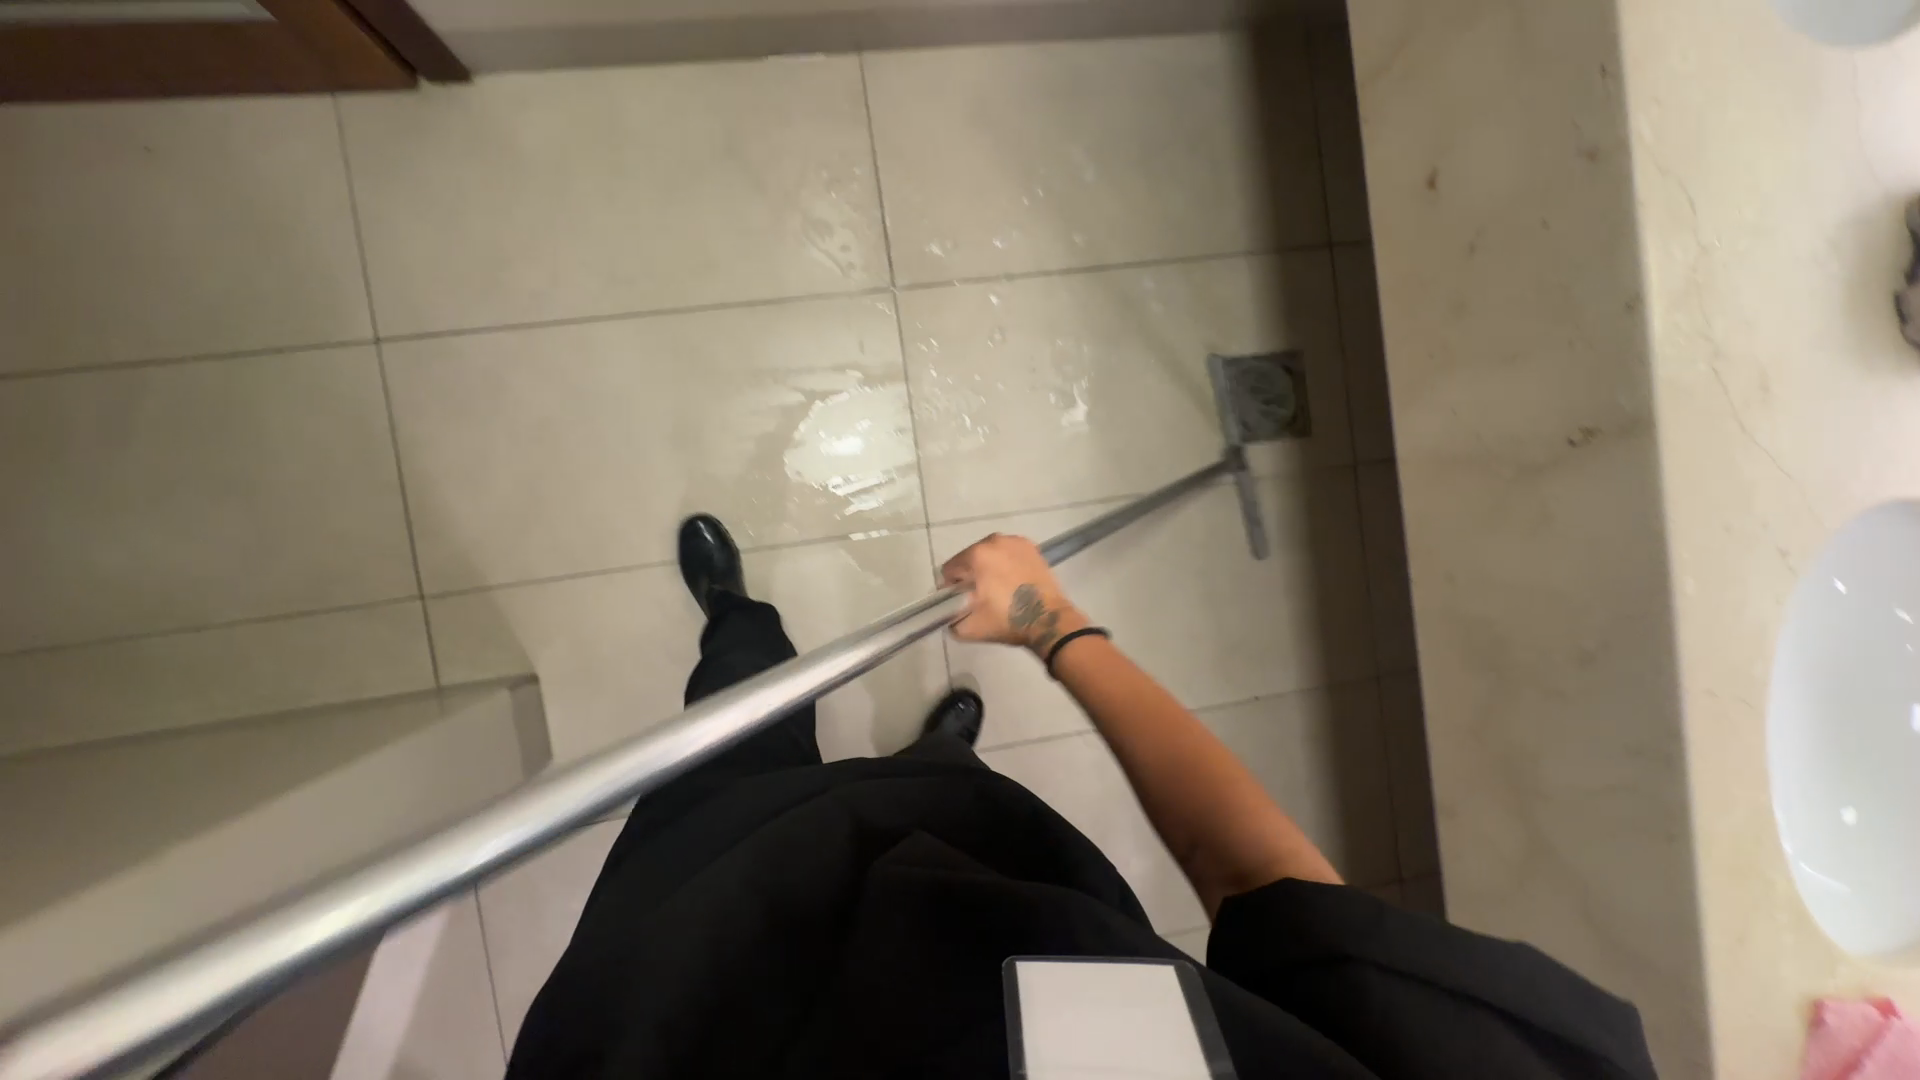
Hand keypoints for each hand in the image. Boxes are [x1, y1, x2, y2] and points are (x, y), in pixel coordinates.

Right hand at [940, 533, 1089, 654]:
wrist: (1049, 620)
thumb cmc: (1008, 620)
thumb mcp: (969, 628)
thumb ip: (950, 620)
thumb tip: (948, 615)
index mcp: (977, 555)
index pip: (950, 569)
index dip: (949, 587)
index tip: (956, 601)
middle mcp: (994, 541)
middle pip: (970, 558)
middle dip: (970, 575)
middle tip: (978, 596)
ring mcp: (1016, 541)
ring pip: (990, 554)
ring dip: (988, 568)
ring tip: (996, 588)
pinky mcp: (1032, 548)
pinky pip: (1008, 553)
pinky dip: (1006, 564)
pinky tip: (1011, 581)